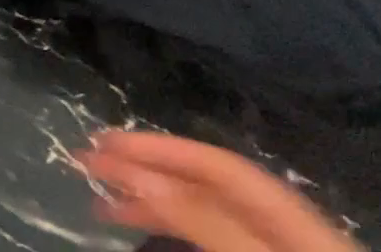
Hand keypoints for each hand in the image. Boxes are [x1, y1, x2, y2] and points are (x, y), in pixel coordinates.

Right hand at [81, 132, 359, 251]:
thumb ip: (205, 221)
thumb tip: (136, 173)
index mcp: (294, 220)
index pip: (220, 166)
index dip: (161, 147)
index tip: (101, 141)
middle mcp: (287, 232)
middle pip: (211, 187)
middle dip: (147, 171)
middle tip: (86, 165)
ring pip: (208, 215)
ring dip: (152, 202)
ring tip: (101, 204)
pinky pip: (214, 240)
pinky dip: (173, 228)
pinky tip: (145, 229)